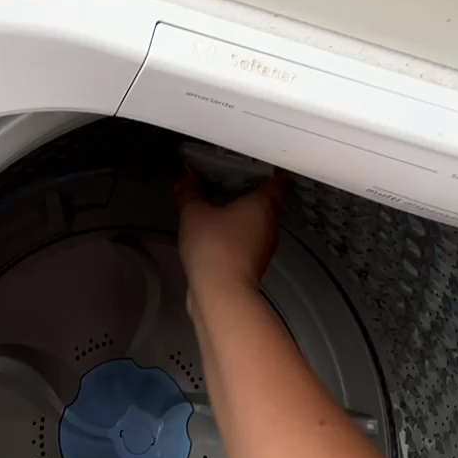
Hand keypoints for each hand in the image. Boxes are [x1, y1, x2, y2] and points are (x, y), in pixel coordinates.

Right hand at [175, 171, 284, 296]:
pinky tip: (217, 233)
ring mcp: (263, 247)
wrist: (221, 295)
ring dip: (243, 215)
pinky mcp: (252, 265)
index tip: (257, 162)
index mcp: (264, 204)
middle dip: (251, 191)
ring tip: (221, 205)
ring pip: (258, 223)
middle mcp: (270, 225)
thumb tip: (180, 172)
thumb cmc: (216, 248)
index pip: (278, 181)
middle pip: (268, 202)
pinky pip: (247, 241)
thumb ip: (187, 190)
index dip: (270, 170)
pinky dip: (236, 234)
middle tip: (231, 179)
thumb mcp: (194, 212)